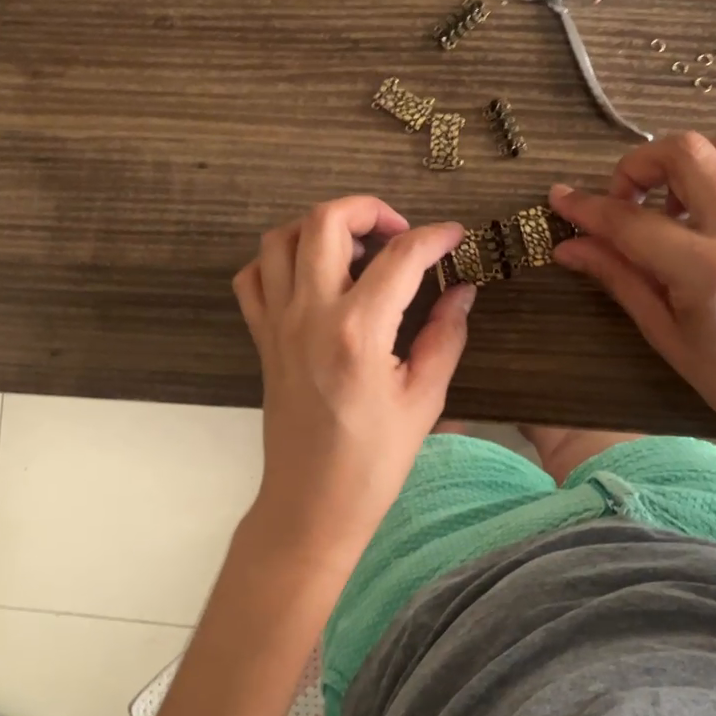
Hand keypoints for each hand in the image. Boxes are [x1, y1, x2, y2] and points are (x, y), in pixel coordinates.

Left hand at [232, 196, 474, 559]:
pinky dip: (279, 260)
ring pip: (281, 238)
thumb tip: (461, 289)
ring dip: (320, 227)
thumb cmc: (374, 462)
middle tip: (399, 233)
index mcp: (358, 332)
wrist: (310, 506)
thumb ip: (445, 335)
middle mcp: (310, 315)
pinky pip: (254, 277)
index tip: (455, 236)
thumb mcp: (425, 399)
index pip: (400, 257)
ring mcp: (277, 323)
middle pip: (325, 221)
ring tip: (355, 249)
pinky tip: (312, 277)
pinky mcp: (261, 338)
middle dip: (369, 210)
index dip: (435, 236)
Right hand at [549, 129, 715, 466]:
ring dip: (691, 157)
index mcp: (712, 273)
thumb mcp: (667, 337)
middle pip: (686, 154)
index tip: (561, 201)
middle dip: (638, 165)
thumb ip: (619, 279)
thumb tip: (569, 247)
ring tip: (674, 199)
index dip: (587, 208)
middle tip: (624, 201)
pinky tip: (714, 198)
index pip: (633, 221)